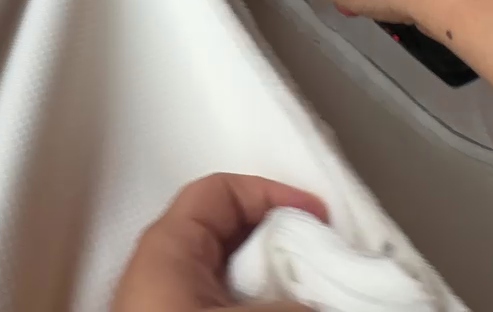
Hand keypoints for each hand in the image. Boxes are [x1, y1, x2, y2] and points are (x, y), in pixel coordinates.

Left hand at [112, 173, 324, 311]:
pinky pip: (223, 303)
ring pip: (232, 277)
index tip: (319, 217)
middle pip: (230, 235)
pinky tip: (286, 310)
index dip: (270, 194)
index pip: (220, 191)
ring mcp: (168, 301)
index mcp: (168, 245)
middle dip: (280, 244)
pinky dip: (258, 303)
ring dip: (273, 284)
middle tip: (328, 264)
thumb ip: (285, 307)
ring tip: (318, 294)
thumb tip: (324, 303)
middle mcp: (164, 268)